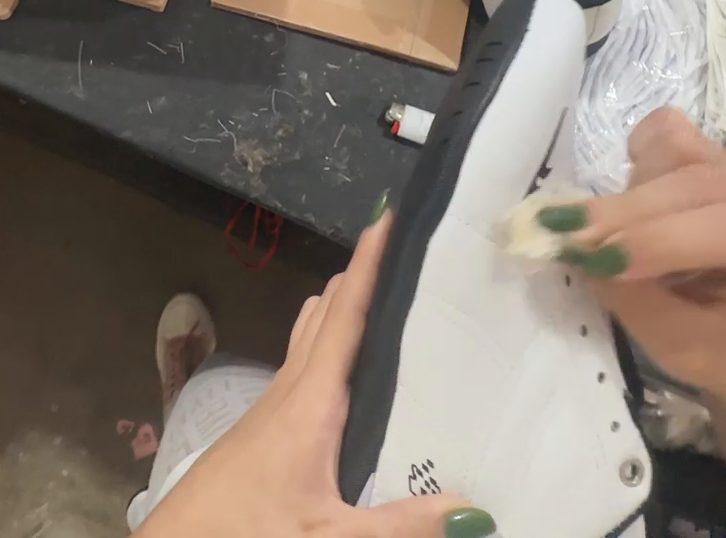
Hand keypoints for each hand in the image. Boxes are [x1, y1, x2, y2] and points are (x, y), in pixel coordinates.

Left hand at [134, 213, 496, 537]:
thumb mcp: (331, 536)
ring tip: (378, 294)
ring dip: (339, 303)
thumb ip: (401, 524)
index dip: (367, 265)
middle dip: (360, 274)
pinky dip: (326, 337)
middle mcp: (293, 384)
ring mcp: (274, 399)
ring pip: (310, 332)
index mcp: (314, 397)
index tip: (384, 219)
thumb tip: (475, 508)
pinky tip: (344, 368)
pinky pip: (303, 358)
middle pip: (328, 311)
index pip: (346, 314)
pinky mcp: (266, 419)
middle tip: (400, 252)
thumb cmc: (250, 527)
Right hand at [537, 108, 725, 398]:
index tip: (599, 258)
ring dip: (627, 190)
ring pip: (677, 155)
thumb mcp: (680, 348)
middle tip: (564, 237)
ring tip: (597, 229)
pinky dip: (635, 155)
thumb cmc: (722, 351)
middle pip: (699, 185)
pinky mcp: (712, 155)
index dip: (664, 237)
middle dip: (626, 212)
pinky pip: (665, 133)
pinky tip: (632, 195)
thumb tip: (575, 248)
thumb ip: (633, 298)